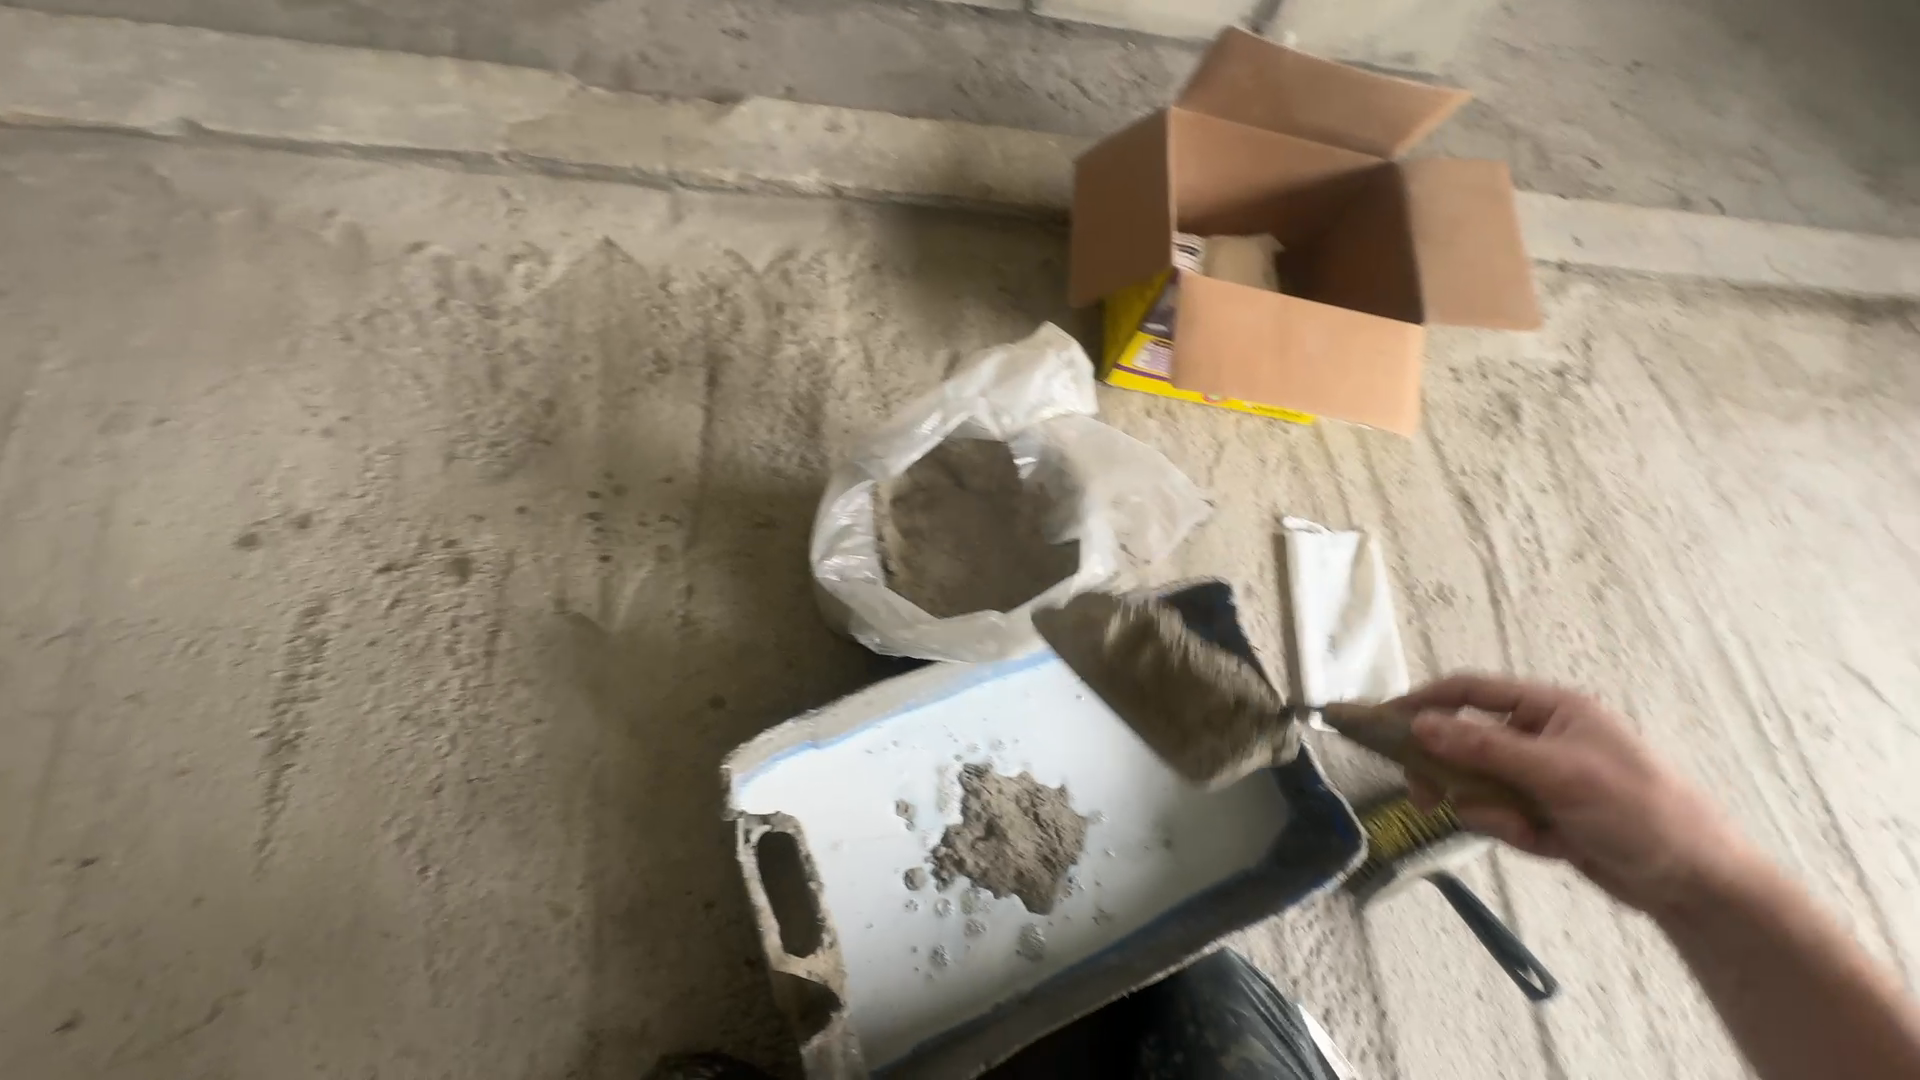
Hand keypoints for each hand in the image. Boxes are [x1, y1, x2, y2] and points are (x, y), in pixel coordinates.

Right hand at [1391, 674, 1756, 914]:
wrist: (1700, 887)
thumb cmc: (1639, 811)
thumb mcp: (1558, 774)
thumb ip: (1483, 749)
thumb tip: (1417, 726)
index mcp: (1548, 709)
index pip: (1469, 691)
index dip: (1423, 701)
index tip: (1381, 720)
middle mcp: (1538, 736)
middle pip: (1463, 740)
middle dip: (1448, 770)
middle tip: (1422, 795)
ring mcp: (1538, 776)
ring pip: (1475, 782)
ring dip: (1487, 808)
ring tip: (1518, 830)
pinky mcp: (1539, 812)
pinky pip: (1496, 813)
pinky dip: (1511, 831)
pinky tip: (1548, 845)